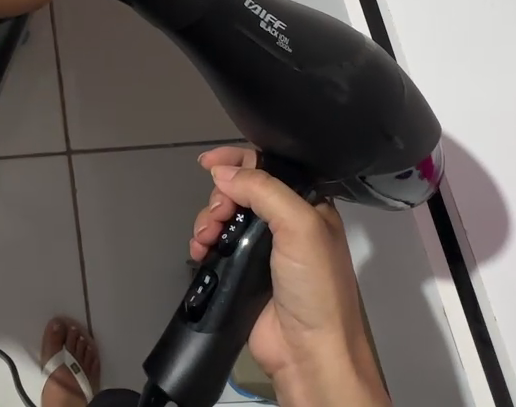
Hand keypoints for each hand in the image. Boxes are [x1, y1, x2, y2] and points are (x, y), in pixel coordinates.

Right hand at [189, 148, 387, 406]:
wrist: (309, 354)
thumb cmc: (315, 288)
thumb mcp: (300, 226)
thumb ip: (263, 189)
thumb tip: (221, 172)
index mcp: (307, 206)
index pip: (268, 166)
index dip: (237, 160)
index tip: (209, 162)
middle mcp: (285, 223)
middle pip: (239, 189)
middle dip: (220, 196)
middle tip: (218, 215)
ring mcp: (262, 248)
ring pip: (224, 215)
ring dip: (208, 220)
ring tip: (205, 238)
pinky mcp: (243, 271)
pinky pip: (216, 243)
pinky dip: (203, 242)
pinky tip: (200, 250)